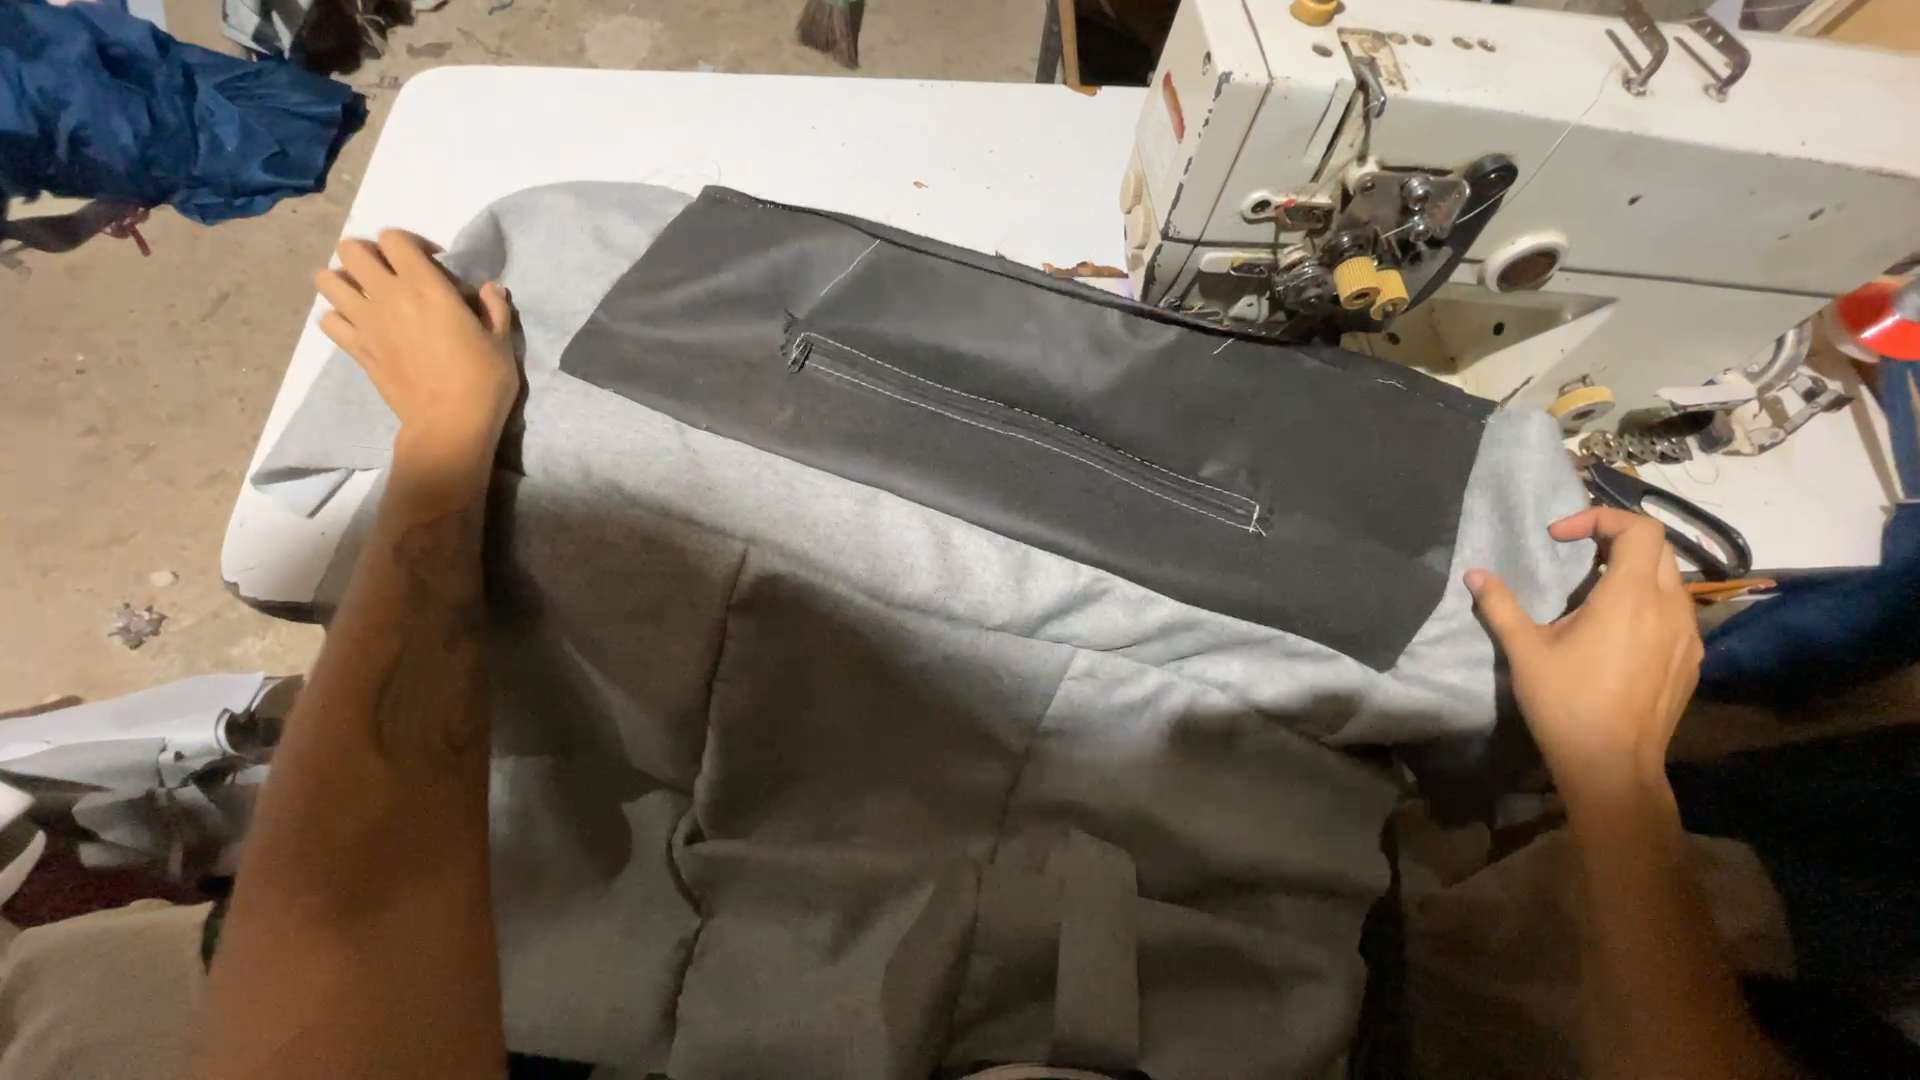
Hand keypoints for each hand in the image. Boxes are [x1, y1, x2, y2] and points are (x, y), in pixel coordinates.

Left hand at [314, 230, 518, 461]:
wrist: (450, 423)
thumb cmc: (484, 380)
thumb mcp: (502, 341)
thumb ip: (494, 308)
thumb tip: (491, 288)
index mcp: (425, 287)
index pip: (395, 238)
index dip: (412, 244)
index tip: (433, 264)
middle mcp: (387, 295)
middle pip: (351, 249)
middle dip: (371, 255)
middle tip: (396, 276)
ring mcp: (364, 321)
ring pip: (326, 279)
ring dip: (346, 281)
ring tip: (371, 297)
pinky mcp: (355, 347)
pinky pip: (327, 319)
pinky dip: (339, 317)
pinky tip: (363, 327)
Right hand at [1465, 507, 1702, 798]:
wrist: (1611, 763)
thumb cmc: (1564, 700)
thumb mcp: (1523, 648)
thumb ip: (1499, 605)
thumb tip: (1474, 574)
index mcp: (1630, 597)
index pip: (1638, 529)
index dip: (1599, 518)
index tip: (1559, 536)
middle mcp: (1670, 608)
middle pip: (1658, 548)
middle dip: (1615, 539)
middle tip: (1574, 554)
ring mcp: (1688, 635)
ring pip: (1670, 580)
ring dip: (1631, 571)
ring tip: (1590, 592)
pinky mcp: (1690, 659)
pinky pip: (1675, 611)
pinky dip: (1645, 601)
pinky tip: (1613, 630)